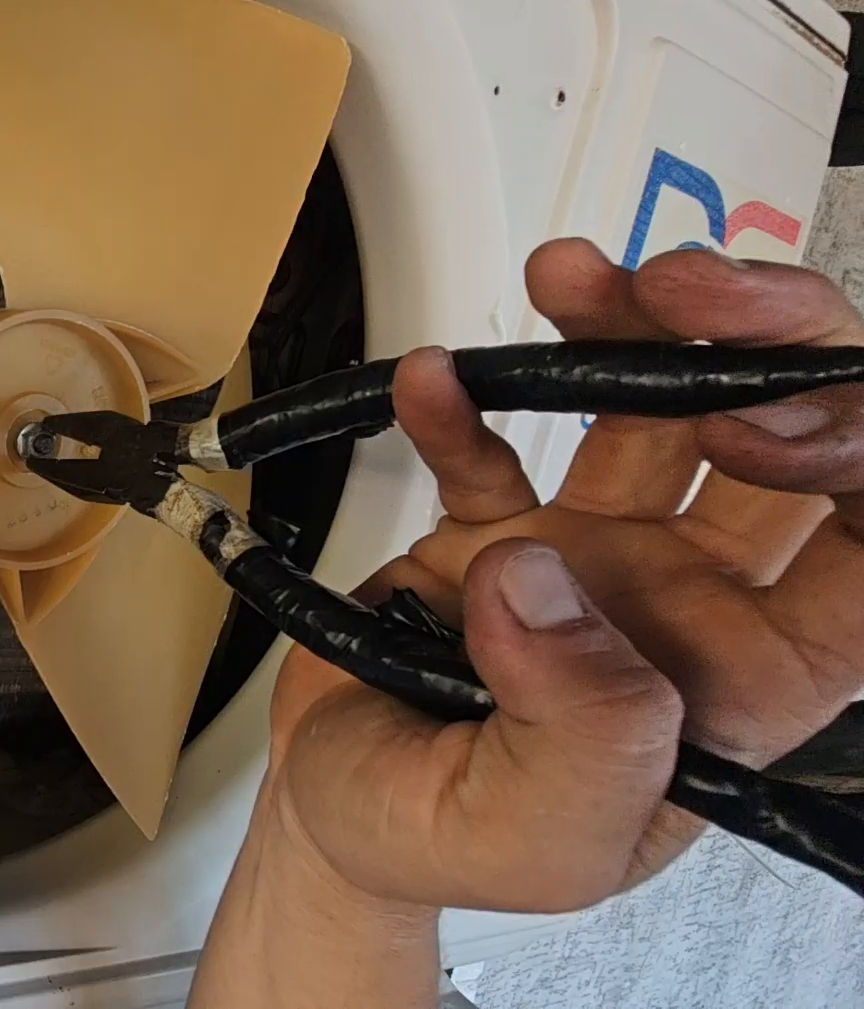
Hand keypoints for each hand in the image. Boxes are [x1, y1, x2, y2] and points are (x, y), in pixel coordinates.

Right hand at [259, 241, 863, 912]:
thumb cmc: (434, 835)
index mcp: (745, 680)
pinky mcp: (481, 536)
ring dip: (620, 339)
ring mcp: (579, 557)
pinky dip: (463, 409)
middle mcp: (683, 601)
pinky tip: (431, 381)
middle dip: (754, 348)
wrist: (331, 804)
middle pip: (780, 446)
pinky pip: (490, 454)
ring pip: (646, 422)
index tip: (746, 414)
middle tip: (677, 287)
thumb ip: (577, 727)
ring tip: (569, 277)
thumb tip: (536, 572)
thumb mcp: (527, 829)